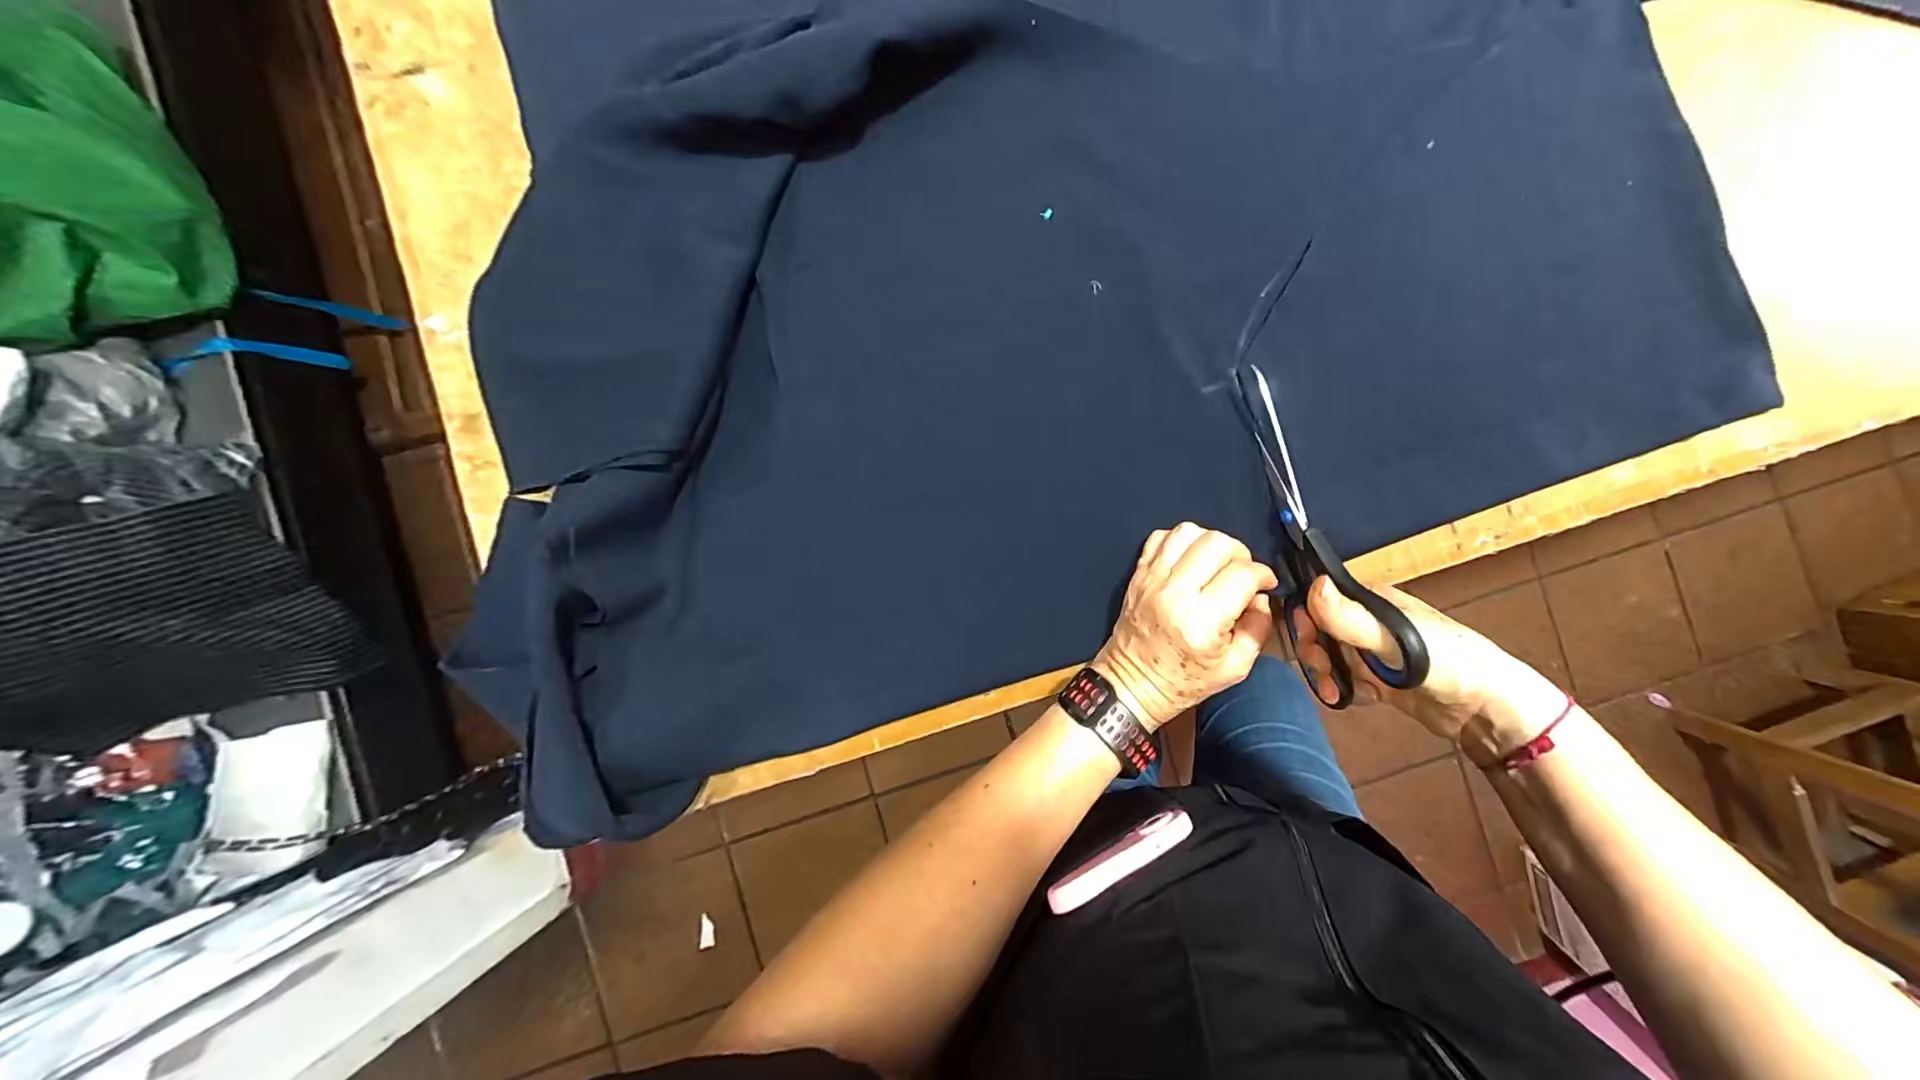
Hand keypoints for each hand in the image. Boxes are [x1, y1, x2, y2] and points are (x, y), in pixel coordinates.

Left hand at [1092, 523, 1277, 730]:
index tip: (1265, 584)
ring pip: (1188, 532)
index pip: (1242, 574)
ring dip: (1209, 542)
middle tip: (1241, 574)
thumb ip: (1258, 627)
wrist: (1131, 683)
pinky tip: (1189, 561)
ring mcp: (1152, 580)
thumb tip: (1261, 597)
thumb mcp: (1235, 666)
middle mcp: (1174, 594)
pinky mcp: (1138, 575)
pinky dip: (1180, 542)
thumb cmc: (1182, 681)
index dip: (1263, 575)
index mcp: (1201, 621)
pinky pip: (1160, 537)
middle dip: (1240, 554)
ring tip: (1216, 564)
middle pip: (1217, 543)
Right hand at [1292, 576, 1570, 763]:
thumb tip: (1313, 584)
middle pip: (1316, 629)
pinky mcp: (1374, 677)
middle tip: (1322, 668)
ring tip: (1334, 689)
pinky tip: (1349, 697)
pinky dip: (1339, 688)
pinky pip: (1341, 678)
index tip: (1308, 639)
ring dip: (1322, 673)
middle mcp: (1366, 621)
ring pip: (1325, 655)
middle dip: (1312, 651)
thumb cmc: (1450, 663)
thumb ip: (1350, 617)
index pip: (1318, 598)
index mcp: (1371, 600)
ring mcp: (1370, 650)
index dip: (1304, 617)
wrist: (1487, 711)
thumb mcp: (1395, 639)